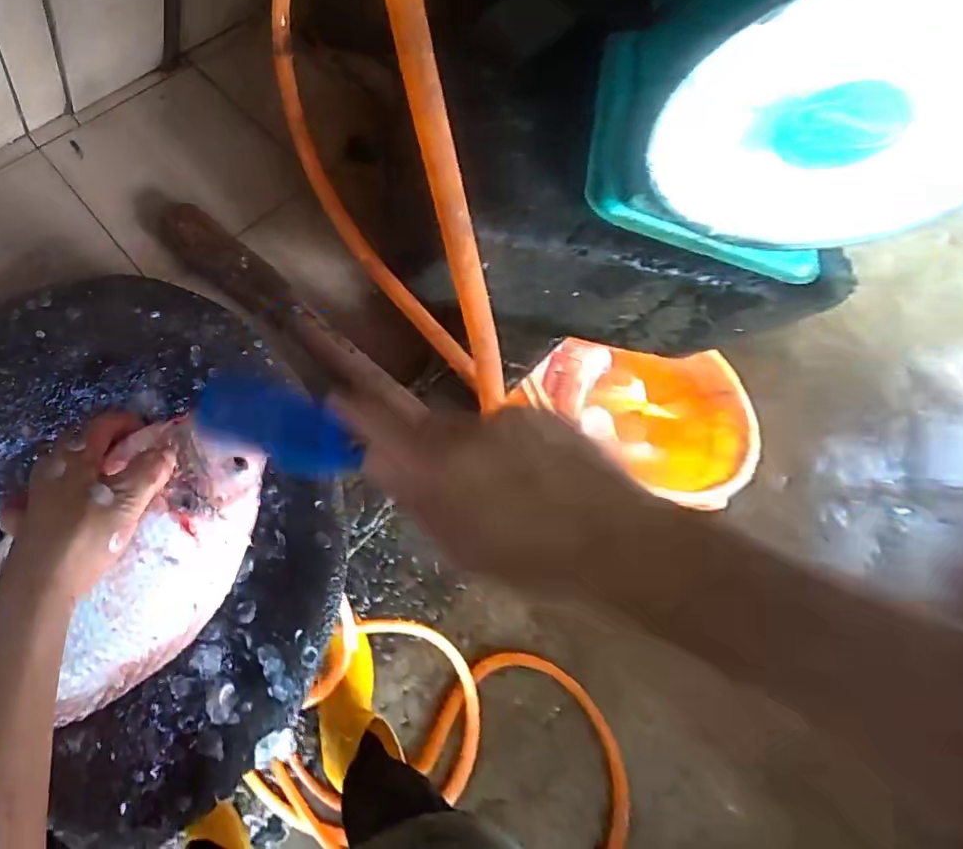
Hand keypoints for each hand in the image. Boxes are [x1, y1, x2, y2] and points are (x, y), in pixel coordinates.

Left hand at [3, 412, 177, 598]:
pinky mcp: (26, 517)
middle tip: (136, 459)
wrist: (38, 584)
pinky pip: (45, 493)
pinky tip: (66, 505)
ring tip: (110, 484)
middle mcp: (52, 463)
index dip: (129, 422)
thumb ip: (148, 472)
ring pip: (65, 465)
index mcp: (76, 453)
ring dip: (88, 467)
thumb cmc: (86, 535)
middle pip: (83, 441)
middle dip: (110, 444)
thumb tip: (166, 449)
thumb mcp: (126, 503)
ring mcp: (35, 490)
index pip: (104, 423)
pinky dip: (61, 491)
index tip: (150, 434)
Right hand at [332, 393, 648, 588]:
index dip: (353, 409)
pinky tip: (536, 479)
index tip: (336, 400)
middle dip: (423, 446)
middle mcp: (466, 429)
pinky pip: (505, 427)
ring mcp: (505, 418)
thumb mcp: (459, 546)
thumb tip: (376, 460)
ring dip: (470, 451)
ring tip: (503, 491)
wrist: (627, 547)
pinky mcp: (541, 414)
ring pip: (467, 429)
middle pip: (424, 425)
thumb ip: (412, 498)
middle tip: (442, 481)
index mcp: (438, 463)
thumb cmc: (533, 562)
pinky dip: (508, 448)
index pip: (379, 422)